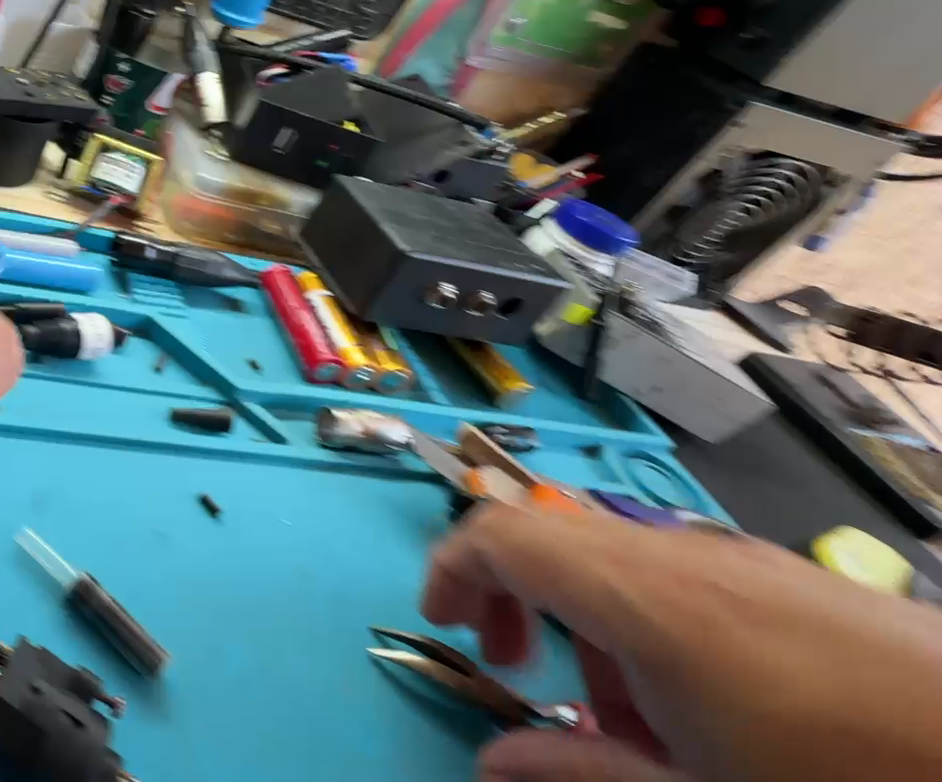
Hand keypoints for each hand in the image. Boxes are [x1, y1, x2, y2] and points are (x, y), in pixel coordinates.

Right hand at [422, 504, 941, 781]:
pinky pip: (667, 570)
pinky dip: (636, 617)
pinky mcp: (782, 573)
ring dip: (575, 615)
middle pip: (542, 535)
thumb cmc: (842, 779)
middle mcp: (675, 555)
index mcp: (642, 598)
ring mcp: (733, 557)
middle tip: (514, 667)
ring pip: (603, 554)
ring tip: (622, 711)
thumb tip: (489, 765)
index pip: (500, 534)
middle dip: (506, 595)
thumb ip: (579, 774)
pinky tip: (697, 700)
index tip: (449, 630)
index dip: (451, 569)